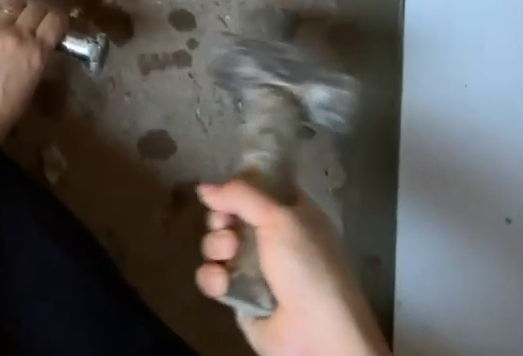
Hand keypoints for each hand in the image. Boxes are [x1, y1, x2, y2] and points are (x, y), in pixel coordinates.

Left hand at [0, 0, 66, 142]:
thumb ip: (35, 62)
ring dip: (15, 8)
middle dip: (36, 14)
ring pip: (12, 2)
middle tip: (29, 23)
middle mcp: (18, 34)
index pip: (56, 20)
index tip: (51, 25)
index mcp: (37, 53)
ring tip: (9, 17)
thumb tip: (35, 47)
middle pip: (35, 8)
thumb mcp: (29, 88)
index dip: (55, 20)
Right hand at [195, 181, 389, 355]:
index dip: (238, 184)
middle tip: (226, 225)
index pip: (257, 187)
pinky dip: (213, 277)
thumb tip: (203, 188)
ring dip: (215, 245)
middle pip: (229, 213)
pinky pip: (212, 276)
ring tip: (229, 256)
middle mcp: (272, 238)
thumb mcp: (280, 219)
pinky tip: (223, 283)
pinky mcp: (239, 296)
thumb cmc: (307, 268)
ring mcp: (254, 268)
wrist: (319, 338)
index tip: (226, 188)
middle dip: (221, 217)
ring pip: (216, 243)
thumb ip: (240, 194)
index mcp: (291, 215)